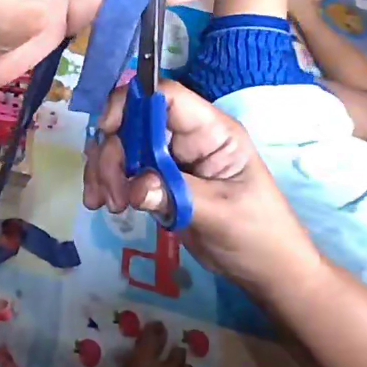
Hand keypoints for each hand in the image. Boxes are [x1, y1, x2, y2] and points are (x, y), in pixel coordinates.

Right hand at [83, 80, 322, 290]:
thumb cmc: (258, 234)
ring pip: (123, 144)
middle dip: (114, 152)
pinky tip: (100, 203)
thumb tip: (135, 187)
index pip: (166, 96)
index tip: (108, 130)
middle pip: (135, 122)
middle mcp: (186, 136)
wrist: (265, 270)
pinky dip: (107, 182)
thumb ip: (176, 195)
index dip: (132, 103)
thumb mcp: (222, 213)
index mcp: (211, 130)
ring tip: (106, 204)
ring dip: (105, 169)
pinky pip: (123, 170)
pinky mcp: (158, 180)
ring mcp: (170, 158)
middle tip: (112, 195)